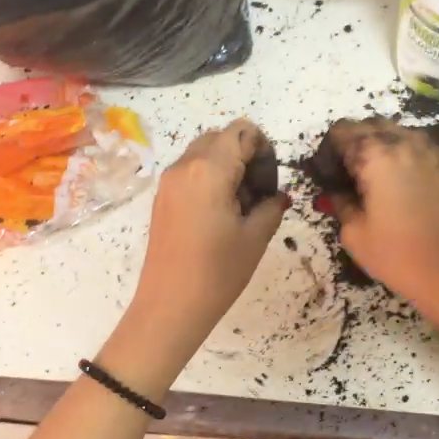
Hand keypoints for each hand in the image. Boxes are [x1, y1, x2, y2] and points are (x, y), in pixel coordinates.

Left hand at [124, 119, 287, 364]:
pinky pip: (189, 173)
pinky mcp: (161, 200)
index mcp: (208, 170)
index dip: (263, 149)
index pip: (242, 132)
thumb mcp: (255, 238)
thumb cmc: (217, 273)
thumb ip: (270, 207)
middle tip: (257, 193)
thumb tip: (277, 196)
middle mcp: (183, 167)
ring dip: (225, 167)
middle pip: (220, 138)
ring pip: (202, 154)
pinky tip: (219, 216)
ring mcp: (168, 183)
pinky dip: (208, 180)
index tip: (270, 181)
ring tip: (239, 207)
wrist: (170, 306)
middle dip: (244, 155)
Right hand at [324, 118, 438, 324]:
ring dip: (378, 146)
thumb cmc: (397, 254)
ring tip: (370, 177)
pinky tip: (397, 180)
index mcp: (376, 155)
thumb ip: (340, 203)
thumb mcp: (354, 233)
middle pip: (370, 125)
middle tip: (344, 175)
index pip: (342, 131)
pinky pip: (416, 146)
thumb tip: (337, 191)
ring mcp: (429, 152)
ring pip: (395, 132)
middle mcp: (404, 143)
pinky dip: (401, 154)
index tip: (326, 174)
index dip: (329, 150)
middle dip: (353, 143)